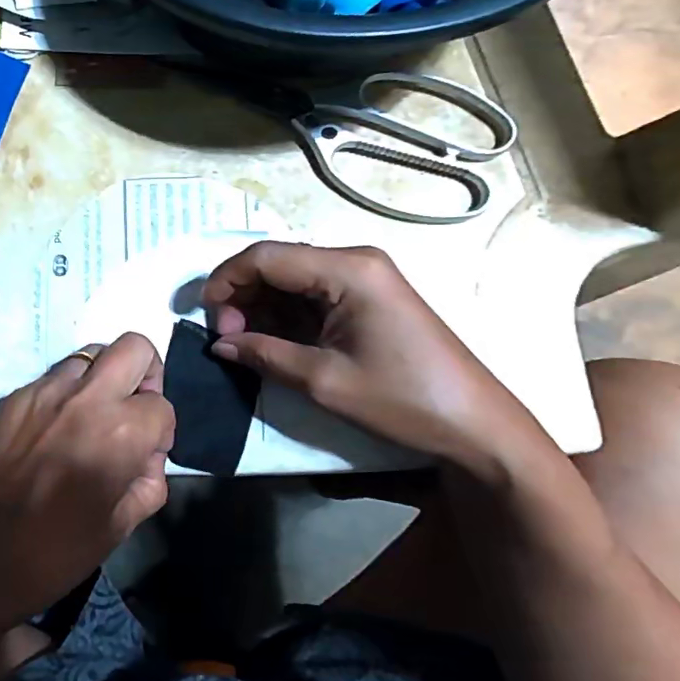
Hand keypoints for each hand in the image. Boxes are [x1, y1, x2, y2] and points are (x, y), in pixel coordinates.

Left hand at [0, 333, 174, 667]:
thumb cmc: (58, 551)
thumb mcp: (123, 524)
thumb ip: (150, 480)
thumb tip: (148, 454)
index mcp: (122, 433)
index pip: (162, 405)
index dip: (161, 431)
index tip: (147, 453)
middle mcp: (87, 399)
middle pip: (134, 347)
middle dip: (144, 373)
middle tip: (132, 407)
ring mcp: (47, 391)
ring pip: (91, 354)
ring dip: (102, 379)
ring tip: (91, 416)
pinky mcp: (15, 396)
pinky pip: (55, 377)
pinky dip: (66, 394)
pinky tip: (56, 430)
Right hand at [203, 242, 530, 479]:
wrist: (474, 425)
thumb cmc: (402, 400)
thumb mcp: (325, 381)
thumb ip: (265, 355)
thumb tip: (220, 343)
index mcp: (348, 269)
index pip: (267, 256)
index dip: (226, 281)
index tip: (205, 318)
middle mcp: (356, 260)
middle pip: (280, 263)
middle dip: (244, 296)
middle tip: (225, 339)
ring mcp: (367, 277)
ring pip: (296, 279)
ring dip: (264, 307)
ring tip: (244, 344)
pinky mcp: (371, 297)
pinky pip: (317, 295)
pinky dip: (289, 315)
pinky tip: (273, 342)